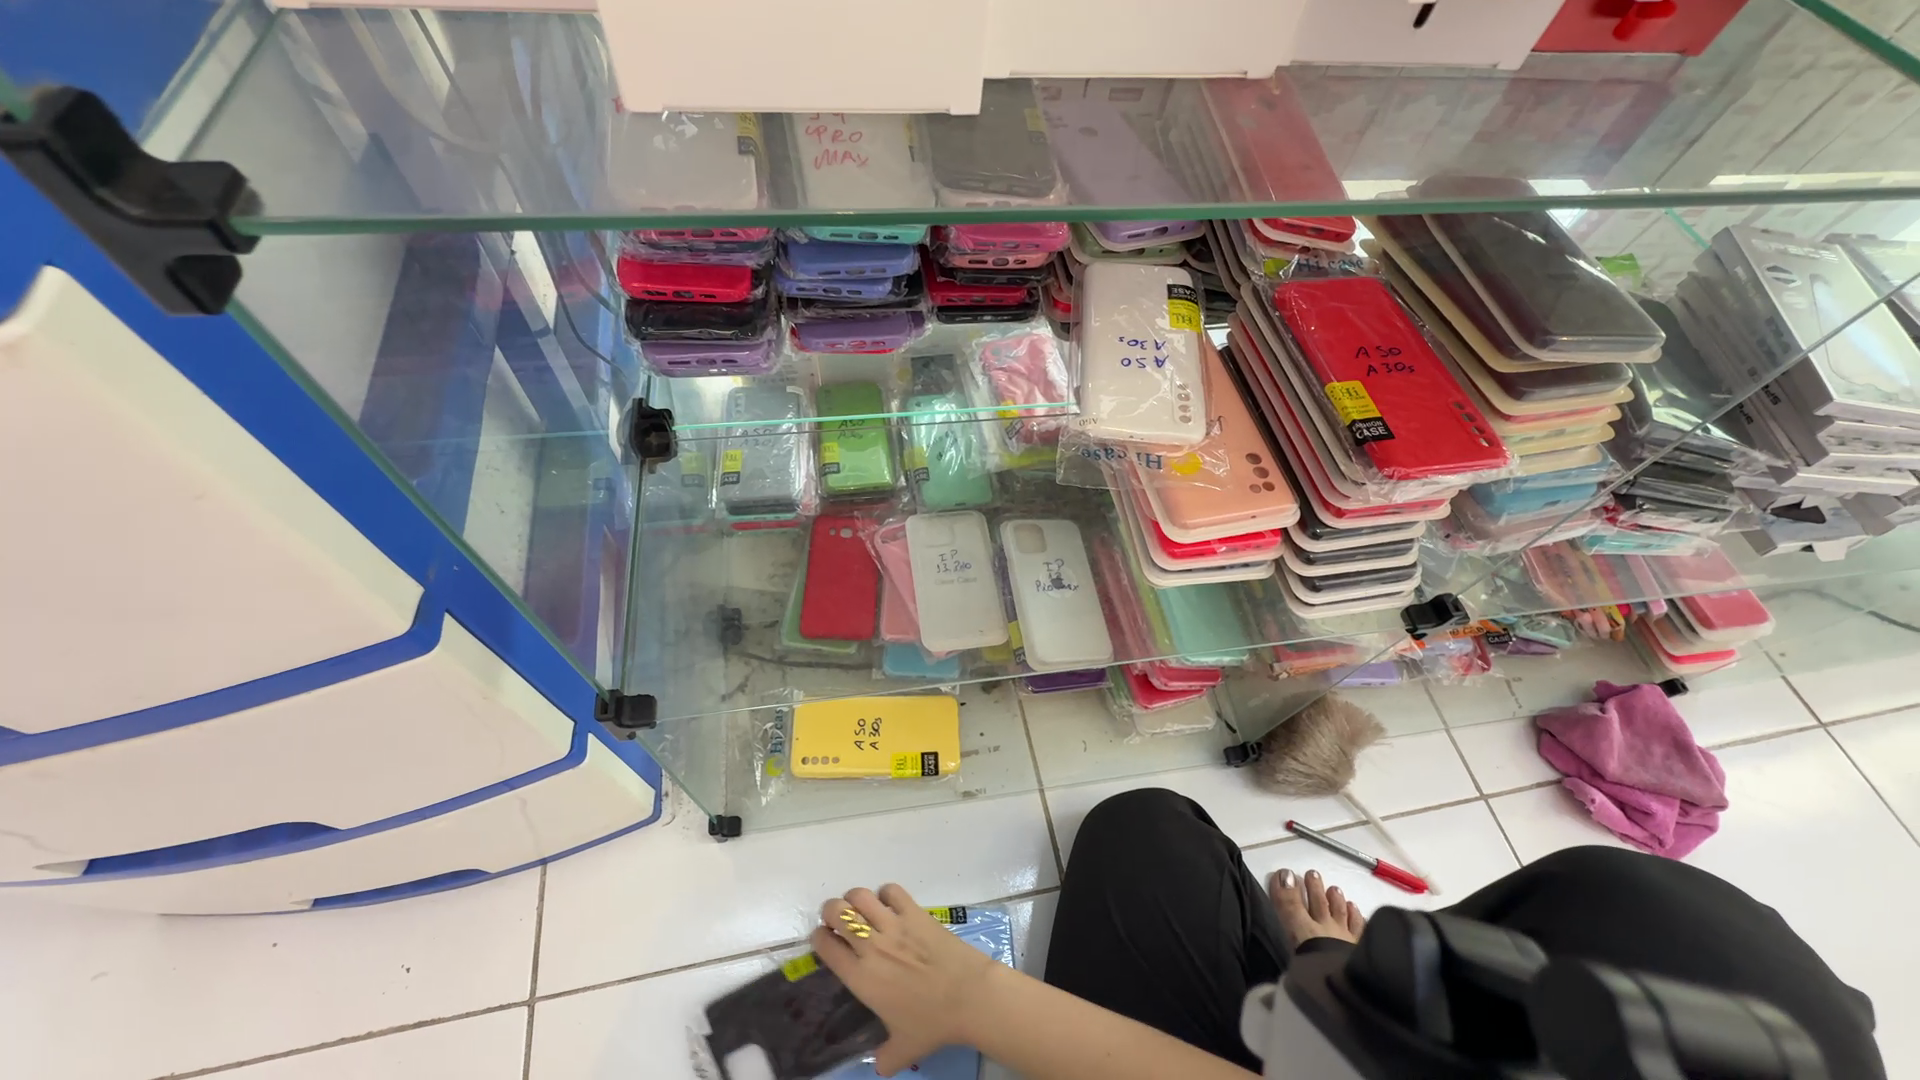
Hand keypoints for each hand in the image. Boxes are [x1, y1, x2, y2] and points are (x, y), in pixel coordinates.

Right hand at [811, 883, 1000, 1076]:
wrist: (968, 996)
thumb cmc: (933, 1022)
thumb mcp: (904, 1048)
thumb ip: (885, 1057)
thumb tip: (879, 1066)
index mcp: (860, 977)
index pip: (825, 946)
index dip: (819, 939)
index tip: (824, 940)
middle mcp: (870, 946)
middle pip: (835, 912)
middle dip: (831, 913)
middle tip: (839, 921)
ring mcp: (893, 925)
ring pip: (859, 896)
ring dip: (854, 899)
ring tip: (861, 909)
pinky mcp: (915, 912)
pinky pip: (891, 890)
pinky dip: (886, 893)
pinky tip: (890, 904)